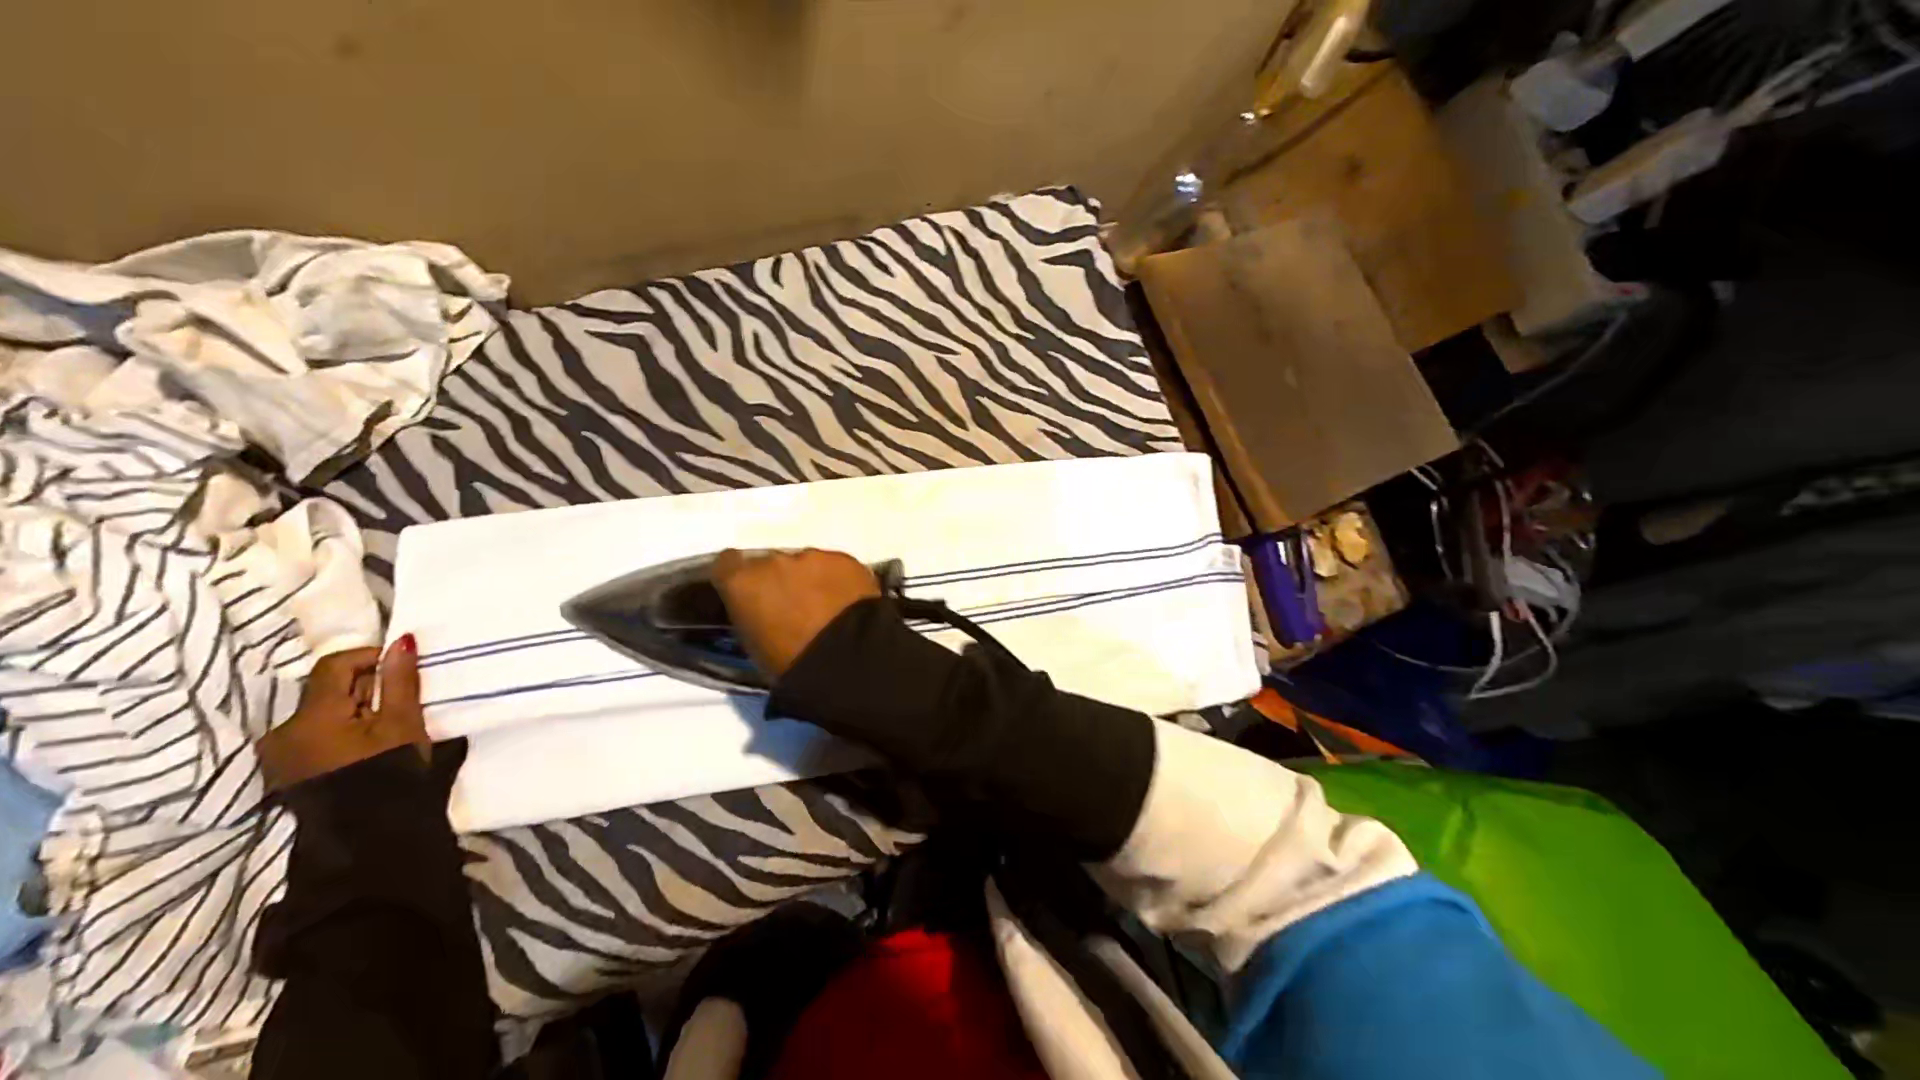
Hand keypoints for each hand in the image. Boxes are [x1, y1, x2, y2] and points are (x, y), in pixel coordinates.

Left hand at [256, 636, 428, 791]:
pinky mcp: (286, 773)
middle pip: (327, 691)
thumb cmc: (388, 773)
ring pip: (323, 714)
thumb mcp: (403, 723)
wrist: (369, 837)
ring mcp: (280, 755)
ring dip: (355, 711)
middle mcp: (283, 731)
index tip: (401, 666)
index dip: (369, 657)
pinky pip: (315, 737)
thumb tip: (401, 641)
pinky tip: (368, 747)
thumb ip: (400, 680)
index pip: (334, 664)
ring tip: (388, 727)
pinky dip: (342, 732)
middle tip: (402, 702)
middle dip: (366, 688)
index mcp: (310, 716)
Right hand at [711, 549, 880, 679]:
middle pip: (769, 563)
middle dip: (778, 580)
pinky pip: (834, 566)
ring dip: (809, 579)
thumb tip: (758, 609)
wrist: (846, 658)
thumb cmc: (790, 663)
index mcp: (742, 582)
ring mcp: (811, 556)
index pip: (727, 564)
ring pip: (804, 563)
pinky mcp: (843, 559)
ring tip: (825, 606)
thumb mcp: (754, 644)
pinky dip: (837, 580)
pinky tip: (846, 602)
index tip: (749, 592)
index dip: (737, 576)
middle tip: (793, 605)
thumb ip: (751, 614)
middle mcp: (772, 561)